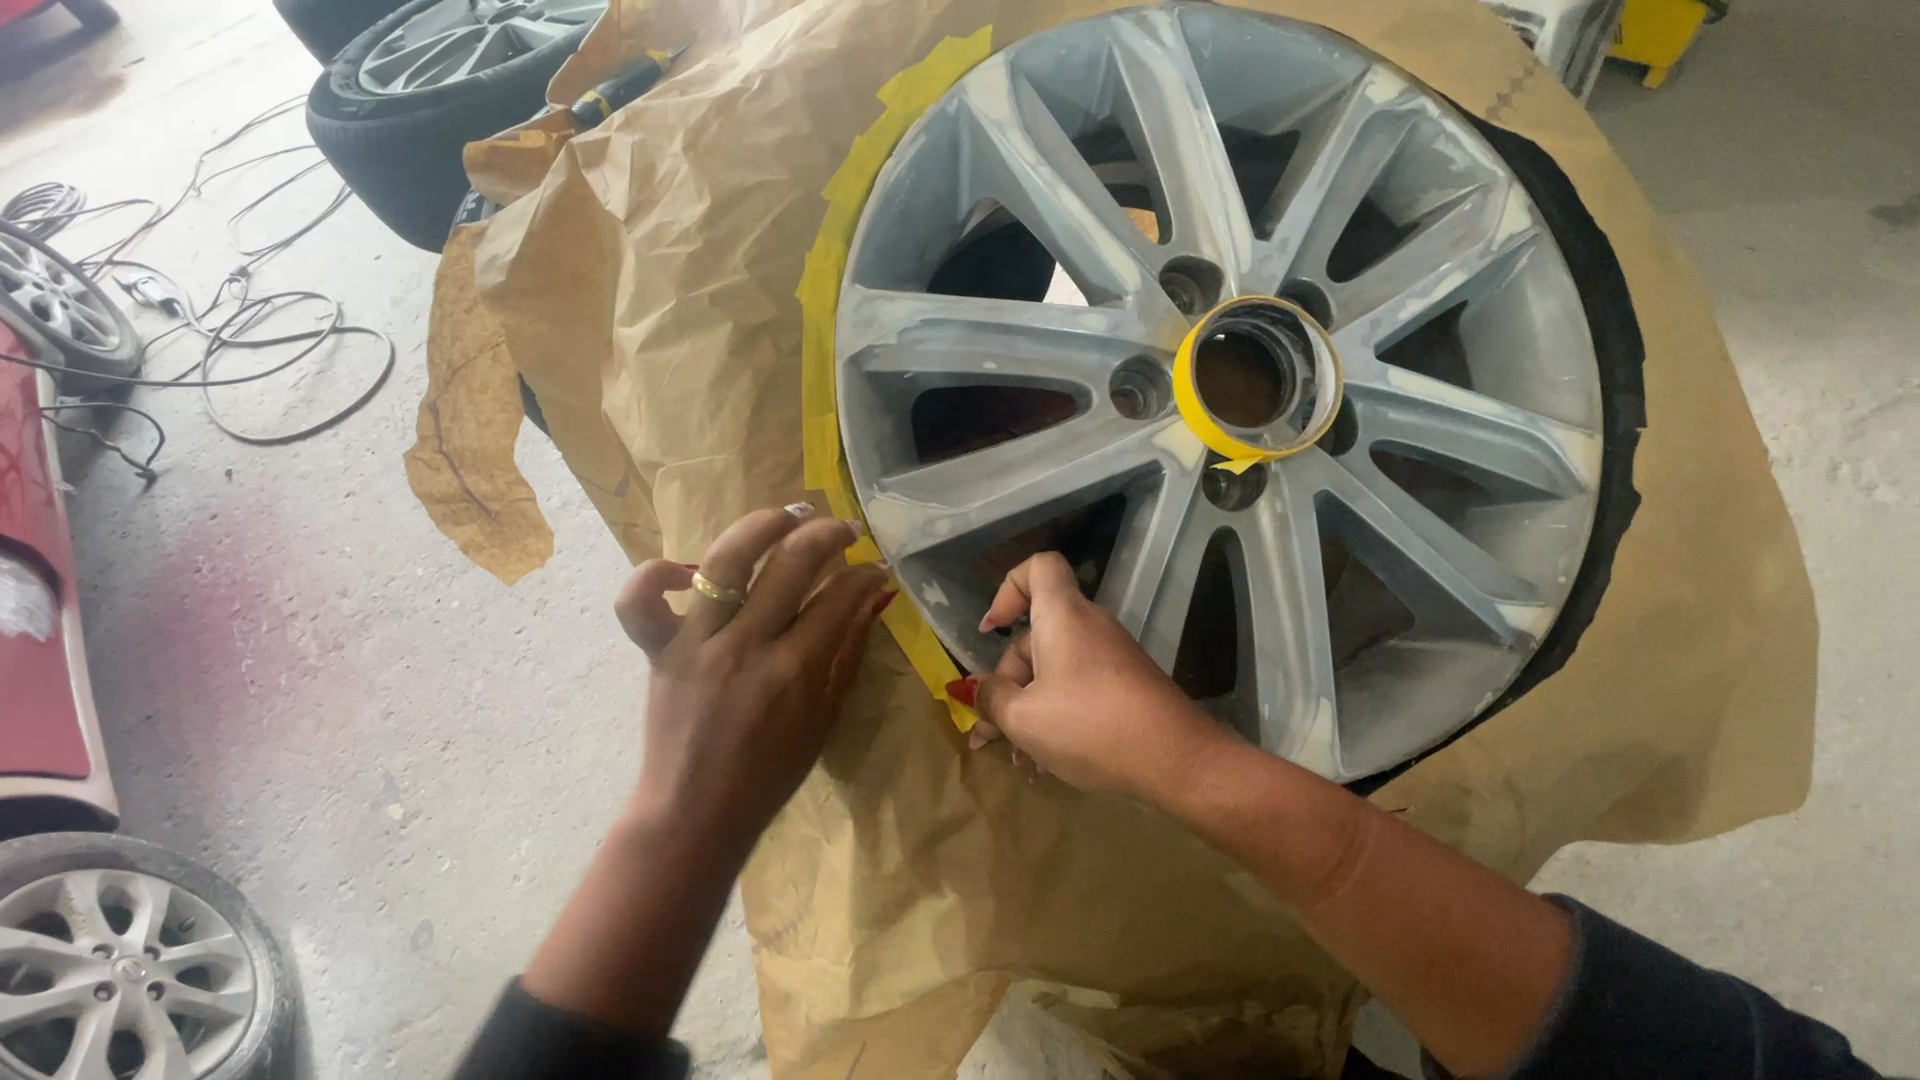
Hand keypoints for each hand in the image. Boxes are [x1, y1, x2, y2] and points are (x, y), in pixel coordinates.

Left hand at [615, 504, 893, 852]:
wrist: (697, 811)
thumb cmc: (771, 773)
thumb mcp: (826, 717)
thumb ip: (849, 652)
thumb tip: (871, 598)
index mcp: (796, 670)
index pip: (839, 596)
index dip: (865, 573)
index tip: (875, 565)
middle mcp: (747, 645)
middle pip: (790, 564)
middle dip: (827, 534)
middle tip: (844, 529)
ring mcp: (697, 644)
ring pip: (725, 561)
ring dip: (761, 526)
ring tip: (787, 516)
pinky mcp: (659, 651)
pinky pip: (639, 603)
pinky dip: (655, 575)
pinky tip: (684, 569)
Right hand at [965, 552, 1227, 800]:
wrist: (1177, 759)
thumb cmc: (1090, 726)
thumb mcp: (1024, 719)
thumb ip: (991, 699)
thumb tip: (978, 690)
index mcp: (1062, 616)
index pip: (1037, 567)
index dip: (1007, 589)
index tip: (991, 631)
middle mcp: (1088, 626)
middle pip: (1035, 636)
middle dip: (1007, 682)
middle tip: (990, 733)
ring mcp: (1110, 657)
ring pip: (1054, 671)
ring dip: (1028, 710)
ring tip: (1017, 761)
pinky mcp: (1126, 686)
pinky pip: (1077, 689)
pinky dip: (1056, 717)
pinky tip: (1045, 765)